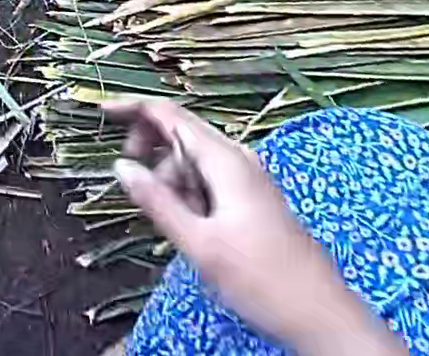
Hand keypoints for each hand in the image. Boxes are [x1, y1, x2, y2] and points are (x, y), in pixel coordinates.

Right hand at [105, 100, 406, 355]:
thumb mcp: (199, 244)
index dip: (133, 108)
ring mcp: (247, 174)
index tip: (102, 113)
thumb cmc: (262, 280)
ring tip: (172, 218)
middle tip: (134, 178)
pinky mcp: (251, 194)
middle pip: (180, 129)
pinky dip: (189, 188)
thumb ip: (156, 202)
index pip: (168, 113)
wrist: (326, 320)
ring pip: (193, 155)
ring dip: (171, 174)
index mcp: (224, 158)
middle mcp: (236, 156)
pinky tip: (190, 222)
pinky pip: (208, 174)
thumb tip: (120, 167)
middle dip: (149, 146)